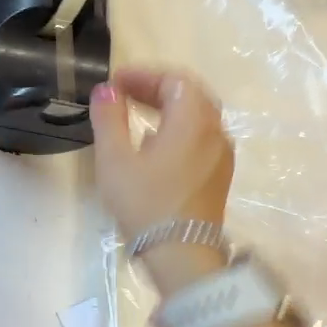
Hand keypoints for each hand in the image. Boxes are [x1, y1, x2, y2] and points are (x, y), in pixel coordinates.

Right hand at [90, 68, 235, 291]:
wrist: (180, 251)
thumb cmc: (144, 202)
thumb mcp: (115, 159)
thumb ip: (109, 119)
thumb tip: (106, 90)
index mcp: (192, 121)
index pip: (175, 80)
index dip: (144, 75)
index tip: (113, 84)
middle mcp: (215, 131)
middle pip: (190, 94)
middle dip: (155, 88)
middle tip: (121, 94)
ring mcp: (221, 153)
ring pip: (198, 115)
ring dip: (167, 107)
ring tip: (134, 115)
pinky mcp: (218, 172)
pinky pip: (200, 135)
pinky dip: (177, 126)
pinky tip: (153, 142)